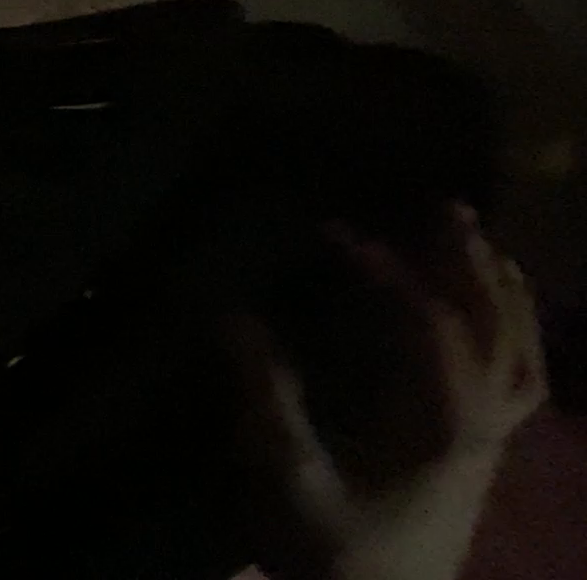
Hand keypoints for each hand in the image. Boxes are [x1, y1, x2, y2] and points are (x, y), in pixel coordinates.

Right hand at [235, 215, 546, 579]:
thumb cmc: (330, 541)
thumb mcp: (287, 470)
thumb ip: (265, 394)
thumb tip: (231, 314)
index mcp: (440, 426)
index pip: (430, 330)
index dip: (392, 275)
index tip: (337, 236)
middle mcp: (480, 426)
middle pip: (500, 337)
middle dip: (475, 271)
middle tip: (447, 211)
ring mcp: (486, 439)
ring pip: (521, 358)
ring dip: (503, 298)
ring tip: (480, 244)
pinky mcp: (474, 448)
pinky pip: (512, 377)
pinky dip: (506, 333)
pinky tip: (482, 311)